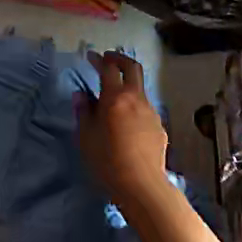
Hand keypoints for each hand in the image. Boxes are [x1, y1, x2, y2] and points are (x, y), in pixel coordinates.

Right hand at [75, 51, 169, 203]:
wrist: (141, 184)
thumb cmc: (107, 161)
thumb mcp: (86, 137)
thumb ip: (84, 112)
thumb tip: (81, 96)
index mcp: (115, 98)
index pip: (108, 69)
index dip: (100, 59)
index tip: (92, 57)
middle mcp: (136, 99)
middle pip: (133, 68)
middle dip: (120, 59)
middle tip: (108, 59)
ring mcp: (151, 112)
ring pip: (140, 89)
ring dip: (128, 84)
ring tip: (116, 95)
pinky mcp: (159, 127)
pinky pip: (145, 109)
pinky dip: (135, 106)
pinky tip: (127, 121)